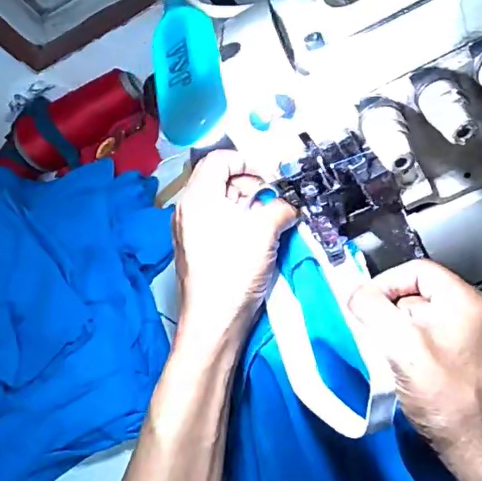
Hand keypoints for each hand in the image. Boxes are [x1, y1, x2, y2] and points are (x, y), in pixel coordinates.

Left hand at [173, 150, 296, 337]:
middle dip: (255, 186)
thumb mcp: (265, 230)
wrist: (215, 321)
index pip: (220, 158)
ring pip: (225, 201)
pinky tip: (261, 237)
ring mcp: (192, 229)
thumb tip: (292, 203)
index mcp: (198, 197)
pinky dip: (243, 222)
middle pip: (224, 179)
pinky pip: (222, 221)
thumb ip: (281, 206)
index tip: (273, 178)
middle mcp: (189, 208)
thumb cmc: (234, 271)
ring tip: (274, 220)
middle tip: (278, 201)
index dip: (249, 162)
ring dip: (252, 206)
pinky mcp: (199, 247)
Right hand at [344, 260, 481, 480]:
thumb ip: (375, 312)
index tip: (363, 309)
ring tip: (390, 361)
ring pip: (428, 320)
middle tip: (374, 339)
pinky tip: (408, 375)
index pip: (418, 270)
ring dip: (403, 335)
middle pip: (421, 295)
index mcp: (467, 300)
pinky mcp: (476, 362)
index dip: (386, 284)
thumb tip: (357, 294)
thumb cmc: (446, 399)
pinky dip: (418, 351)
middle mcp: (479, 312)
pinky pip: (439, 341)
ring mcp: (480, 338)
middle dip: (392, 313)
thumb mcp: (402, 348)